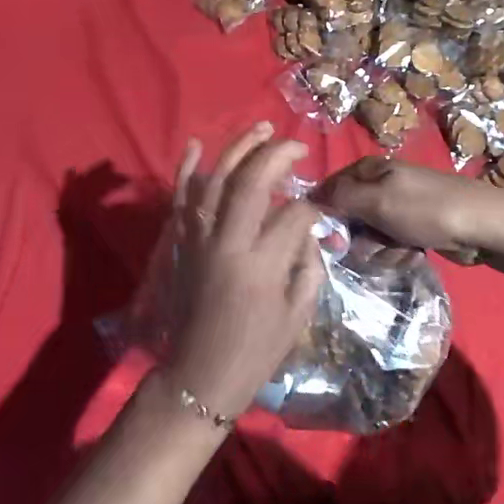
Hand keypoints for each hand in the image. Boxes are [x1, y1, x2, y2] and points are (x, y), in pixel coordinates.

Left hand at [161, 123, 323, 418]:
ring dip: (238, 149)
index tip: (323, 204)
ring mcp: (198, 241)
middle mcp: (227, 245)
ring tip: (260, 127)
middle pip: (251, 184)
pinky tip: (197, 145)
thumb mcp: (298, 314)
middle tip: (296, 145)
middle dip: (276, 155)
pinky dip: (186, 170)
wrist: (198, 376)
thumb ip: (308, 265)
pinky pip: (181, 199)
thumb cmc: (255, 351)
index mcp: (261, 267)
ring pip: (215, 181)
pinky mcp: (180, 244)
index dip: (313, 204)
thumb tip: (309, 229)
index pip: (293, 215)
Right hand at [313, 157, 503, 260]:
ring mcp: (400, 207)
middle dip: (356, 235)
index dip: (324, 210)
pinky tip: (412, 254)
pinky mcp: (414, 227)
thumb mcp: (377, 201)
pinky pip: (391, 244)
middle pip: (349, 215)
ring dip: (379, 248)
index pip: (331, 187)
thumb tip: (308, 197)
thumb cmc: (426, 209)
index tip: (322, 235)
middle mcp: (382, 184)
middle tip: (366, 247)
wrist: (482, 225)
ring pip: (369, 235)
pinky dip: (398, 252)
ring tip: (397, 250)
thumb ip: (341, 198)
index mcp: (371, 169)